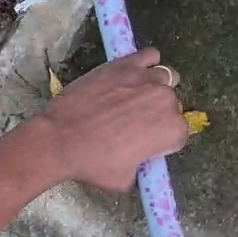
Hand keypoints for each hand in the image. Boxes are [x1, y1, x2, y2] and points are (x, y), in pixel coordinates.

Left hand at [28, 48, 188, 192]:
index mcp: (172, 129)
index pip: (178, 133)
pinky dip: (145, 63)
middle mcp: (167, 100)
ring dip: (153, 87)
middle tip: (130, 123)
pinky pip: (149, 56)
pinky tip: (132, 74)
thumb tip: (141, 163)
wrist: (60, 139)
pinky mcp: (126, 65)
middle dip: (155, 114)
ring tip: (131, 98)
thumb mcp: (124, 180)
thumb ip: (142, 170)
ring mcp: (147, 79)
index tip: (143, 144)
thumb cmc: (92, 163)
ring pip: (164, 78)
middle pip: (171, 105)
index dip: (160, 141)